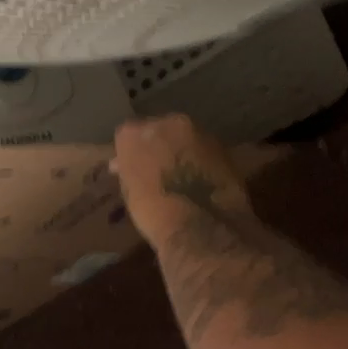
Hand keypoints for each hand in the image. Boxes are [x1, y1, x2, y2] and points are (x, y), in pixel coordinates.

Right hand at [112, 115, 251, 243]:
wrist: (202, 225)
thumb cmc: (151, 210)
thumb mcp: (128, 187)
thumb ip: (127, 167)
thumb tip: (123, 163)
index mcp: (134, 133)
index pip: (126, 133)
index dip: (128, 150)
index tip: (128, 165)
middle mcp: (167, 124)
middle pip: (158, 128)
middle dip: (156, 144)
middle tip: (153, 167)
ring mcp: (200, 133)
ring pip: (184, 137)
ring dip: (179, 150)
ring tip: (177, 175)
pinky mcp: (225, 147)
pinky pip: (203, 149)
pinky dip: (199, 159)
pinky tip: (196, 179)